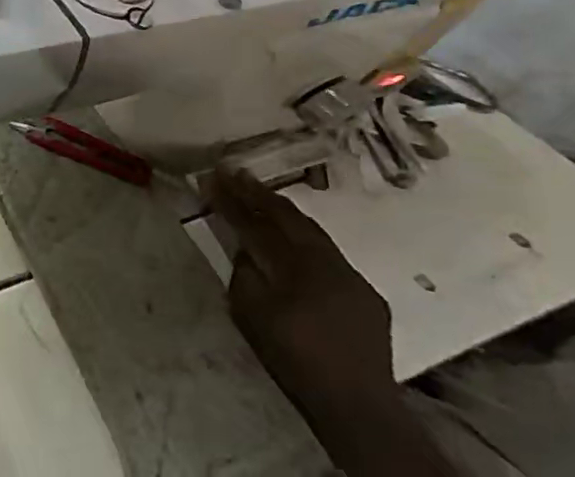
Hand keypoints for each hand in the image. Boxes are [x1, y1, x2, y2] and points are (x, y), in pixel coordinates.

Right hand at [213, 170, 393, 409]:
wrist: (354, 402)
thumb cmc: (289, 354)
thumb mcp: (247, 310)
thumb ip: (244, 270)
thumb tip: (245, 246)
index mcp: (293, 267)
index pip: (254, 223)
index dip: (229, 199)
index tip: (209, 177)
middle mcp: (326, 264)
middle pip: (288, 219)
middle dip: (257, 193)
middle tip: (233, 171)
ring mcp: (352, 277)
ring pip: (312, 232)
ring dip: (283, 211)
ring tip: (260, 193)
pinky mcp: (366, 293)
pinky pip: (329, 253)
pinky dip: (305, 237)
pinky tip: (293, 237)